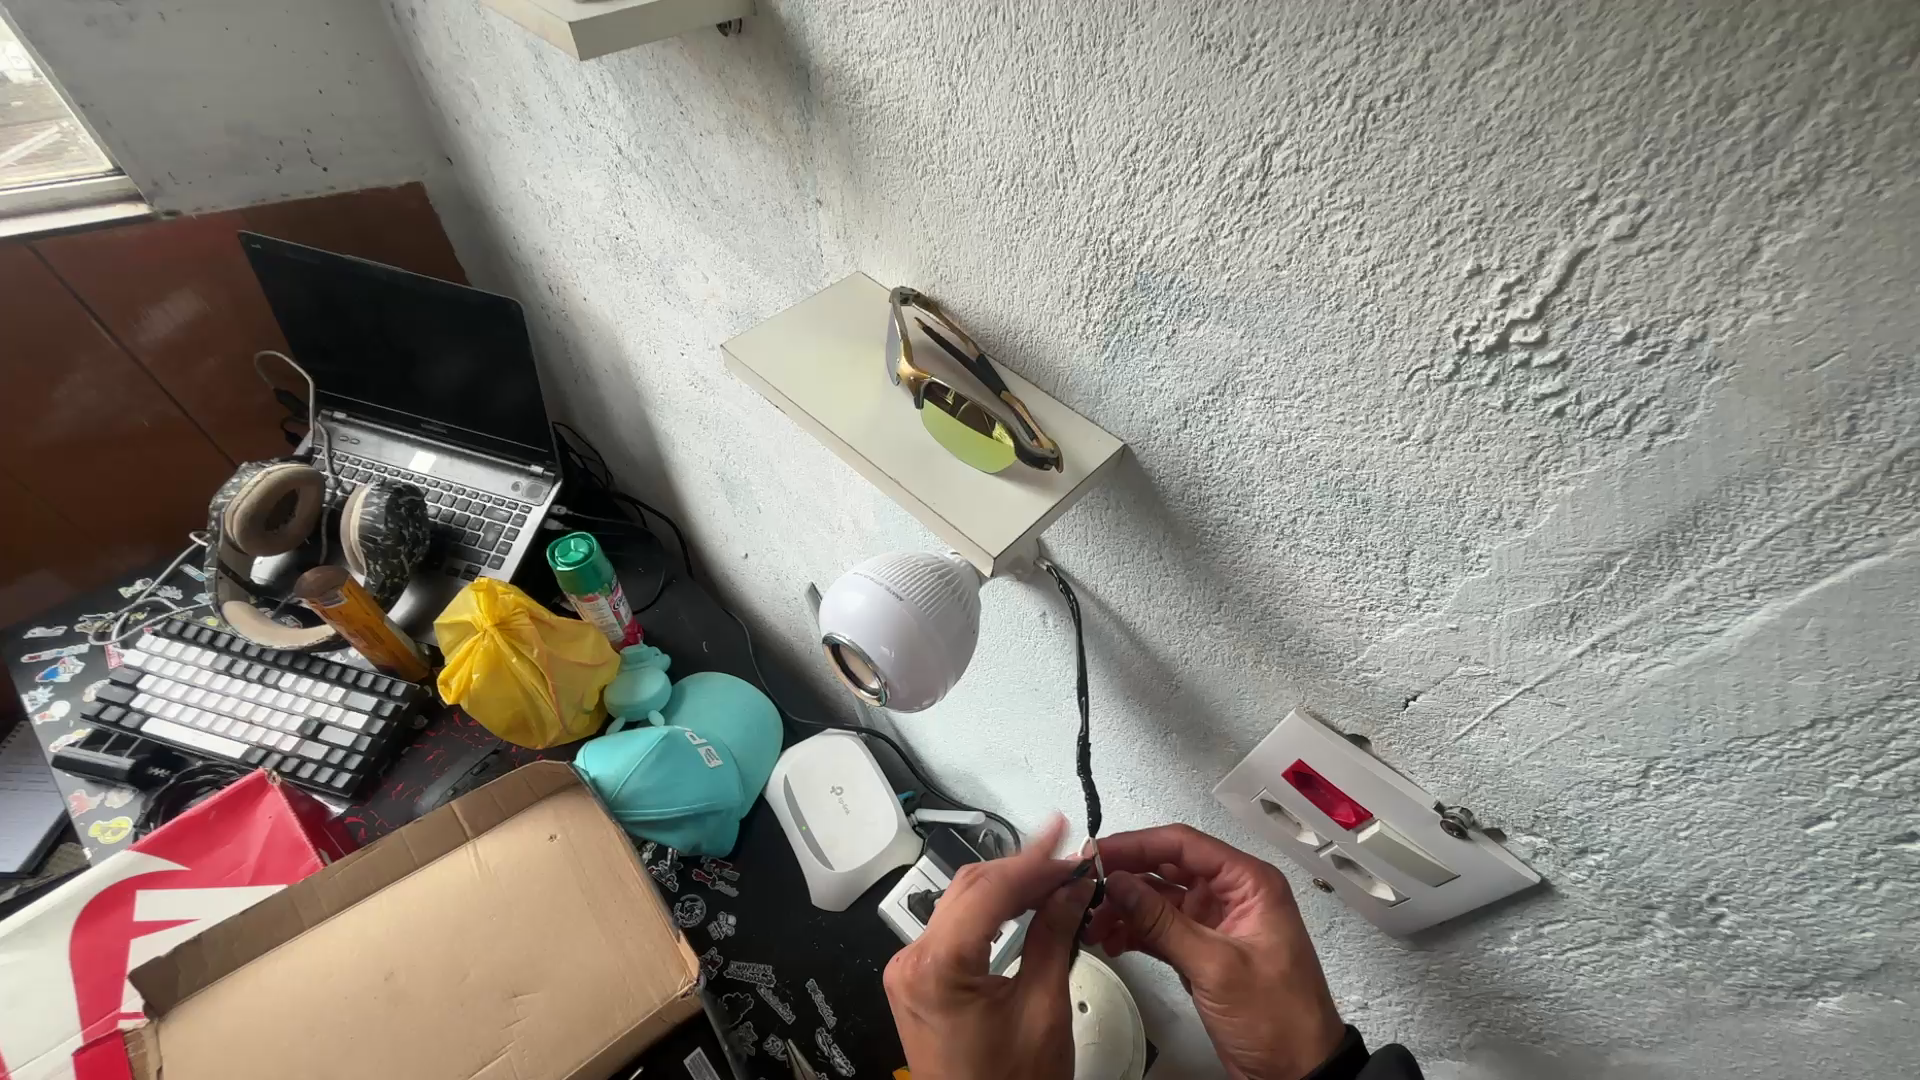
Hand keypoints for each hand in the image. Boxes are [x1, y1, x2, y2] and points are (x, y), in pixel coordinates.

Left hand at [883, 817, 1096, 1079]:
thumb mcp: (1043, 1012)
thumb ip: (1054, 937)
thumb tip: (1071, 888)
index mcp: (936, 967)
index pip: (990, 889)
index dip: (1034, 861)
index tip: (1063, 838)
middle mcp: (911, 960)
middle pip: (972, 887)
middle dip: (1022, 868)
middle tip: (1065, 857)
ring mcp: (909, 968)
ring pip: (962, 900)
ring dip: (1007, 884)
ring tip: (1051, 873)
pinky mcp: (917, 977)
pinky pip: (955, 924)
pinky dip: (990, 908)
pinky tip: (1020, 899)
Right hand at [1085, 825, 1344, 1079]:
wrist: (1301, 1079)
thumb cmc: (1278, 1020)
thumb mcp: (1215, 965)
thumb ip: (1161, 920)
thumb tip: (1116, 882)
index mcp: (1247, 882)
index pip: (1182, 845)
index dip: (1136, 844)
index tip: (1097, 853)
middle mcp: (1230, 893)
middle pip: (1165, 867)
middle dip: (1124, 875)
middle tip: (1086, 883)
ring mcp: (1214, 920)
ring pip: (1158, 897)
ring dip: (1124, 907)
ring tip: (1093, 921)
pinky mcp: (1201, 948)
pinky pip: (1159, 926)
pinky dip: (1134, 931)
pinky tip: (1111, 941)